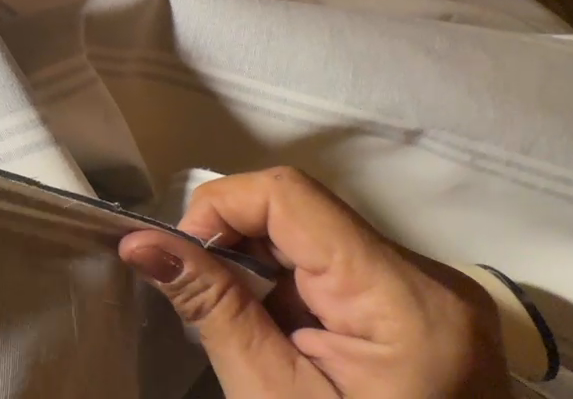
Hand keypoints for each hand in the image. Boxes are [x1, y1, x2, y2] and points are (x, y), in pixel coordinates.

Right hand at [118, 168, 511, 397]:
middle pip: (299, 210)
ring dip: (259, 263)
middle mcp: (431, 279)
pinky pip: (336, 262)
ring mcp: (435, 295)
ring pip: (312, 232)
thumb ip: (210, 305)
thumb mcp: (273, 397)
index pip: (286, 194)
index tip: (186, 261)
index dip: (219, 208)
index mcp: (403, 299)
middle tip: (210, 300)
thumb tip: (138, 240)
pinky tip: (285, 333)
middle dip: (234, 240)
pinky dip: (290, 284)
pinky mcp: (426, 310)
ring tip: (250, 324)